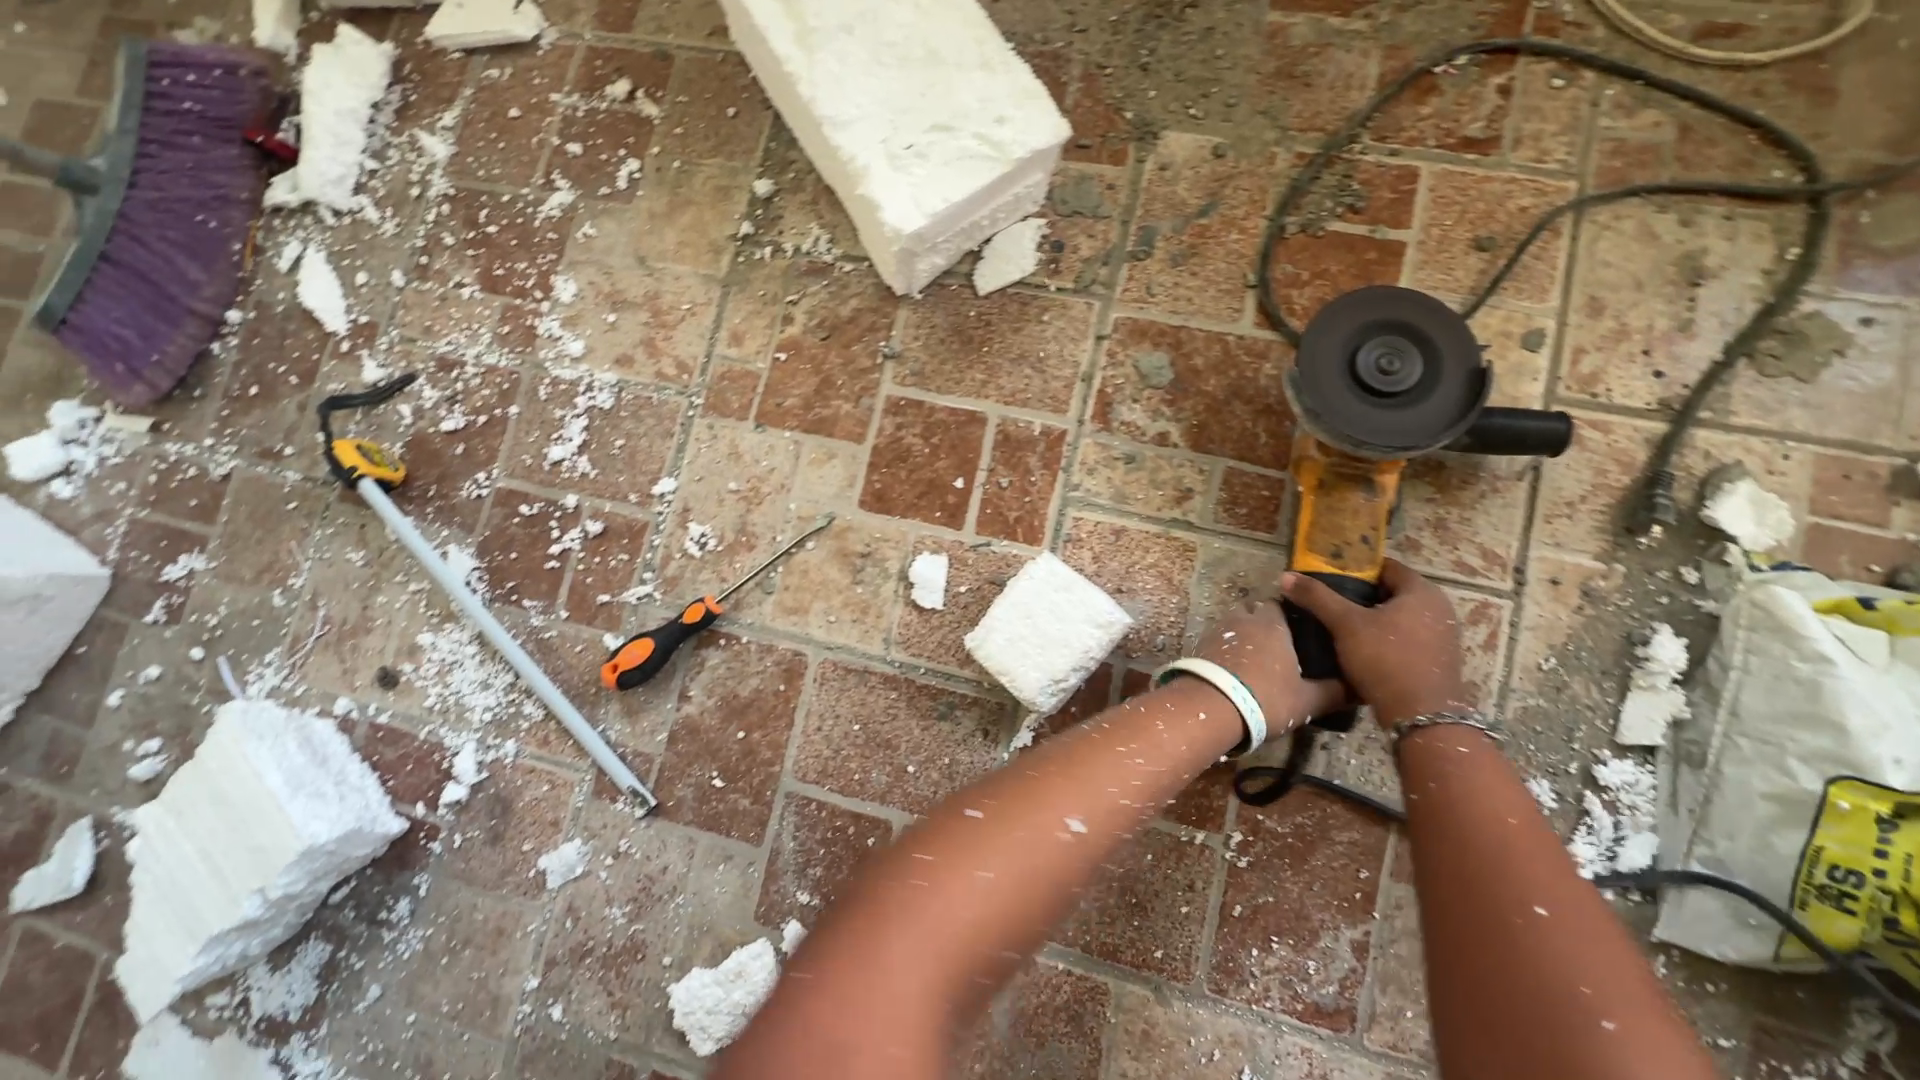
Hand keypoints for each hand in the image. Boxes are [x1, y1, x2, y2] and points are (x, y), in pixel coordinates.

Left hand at [1191, 599, 1346, 733]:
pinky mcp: (1198, 648)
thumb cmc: (1265, 698)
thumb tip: (1358, 689)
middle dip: (1263, 622)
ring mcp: (1216, 632)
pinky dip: (1225, 651)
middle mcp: (1242, 620)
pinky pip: (1217, 642)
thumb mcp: (1307, 701)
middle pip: (1252, 610)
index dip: (1289, 614)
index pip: (1280, 603)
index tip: (1299, 630)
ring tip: (1255, 660)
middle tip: (1277, 645)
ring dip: (1242, 636)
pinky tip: (1233, 670)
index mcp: (1271, 623)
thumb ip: (1333, 693)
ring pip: (1233, 625)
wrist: (1208, 710)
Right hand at [1281, 559, 1470, 726]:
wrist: (1421, 715)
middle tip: (1332, 602)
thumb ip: (1317, 598)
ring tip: (1342, 627)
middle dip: (1363, 596)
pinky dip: (1387, 639)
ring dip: (1374, 619)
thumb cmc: (1385, 660)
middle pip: (1393, 592)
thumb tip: (1286, 576)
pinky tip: (1364, 651)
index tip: (1331, 577)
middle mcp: (1439, 608)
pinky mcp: (1439, 659)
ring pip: (1400, 617)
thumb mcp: (1345, 625)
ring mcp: (1443, 635)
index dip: (1357, 569)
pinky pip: (1408, 638)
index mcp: (1421, 591)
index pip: (1387, 567)